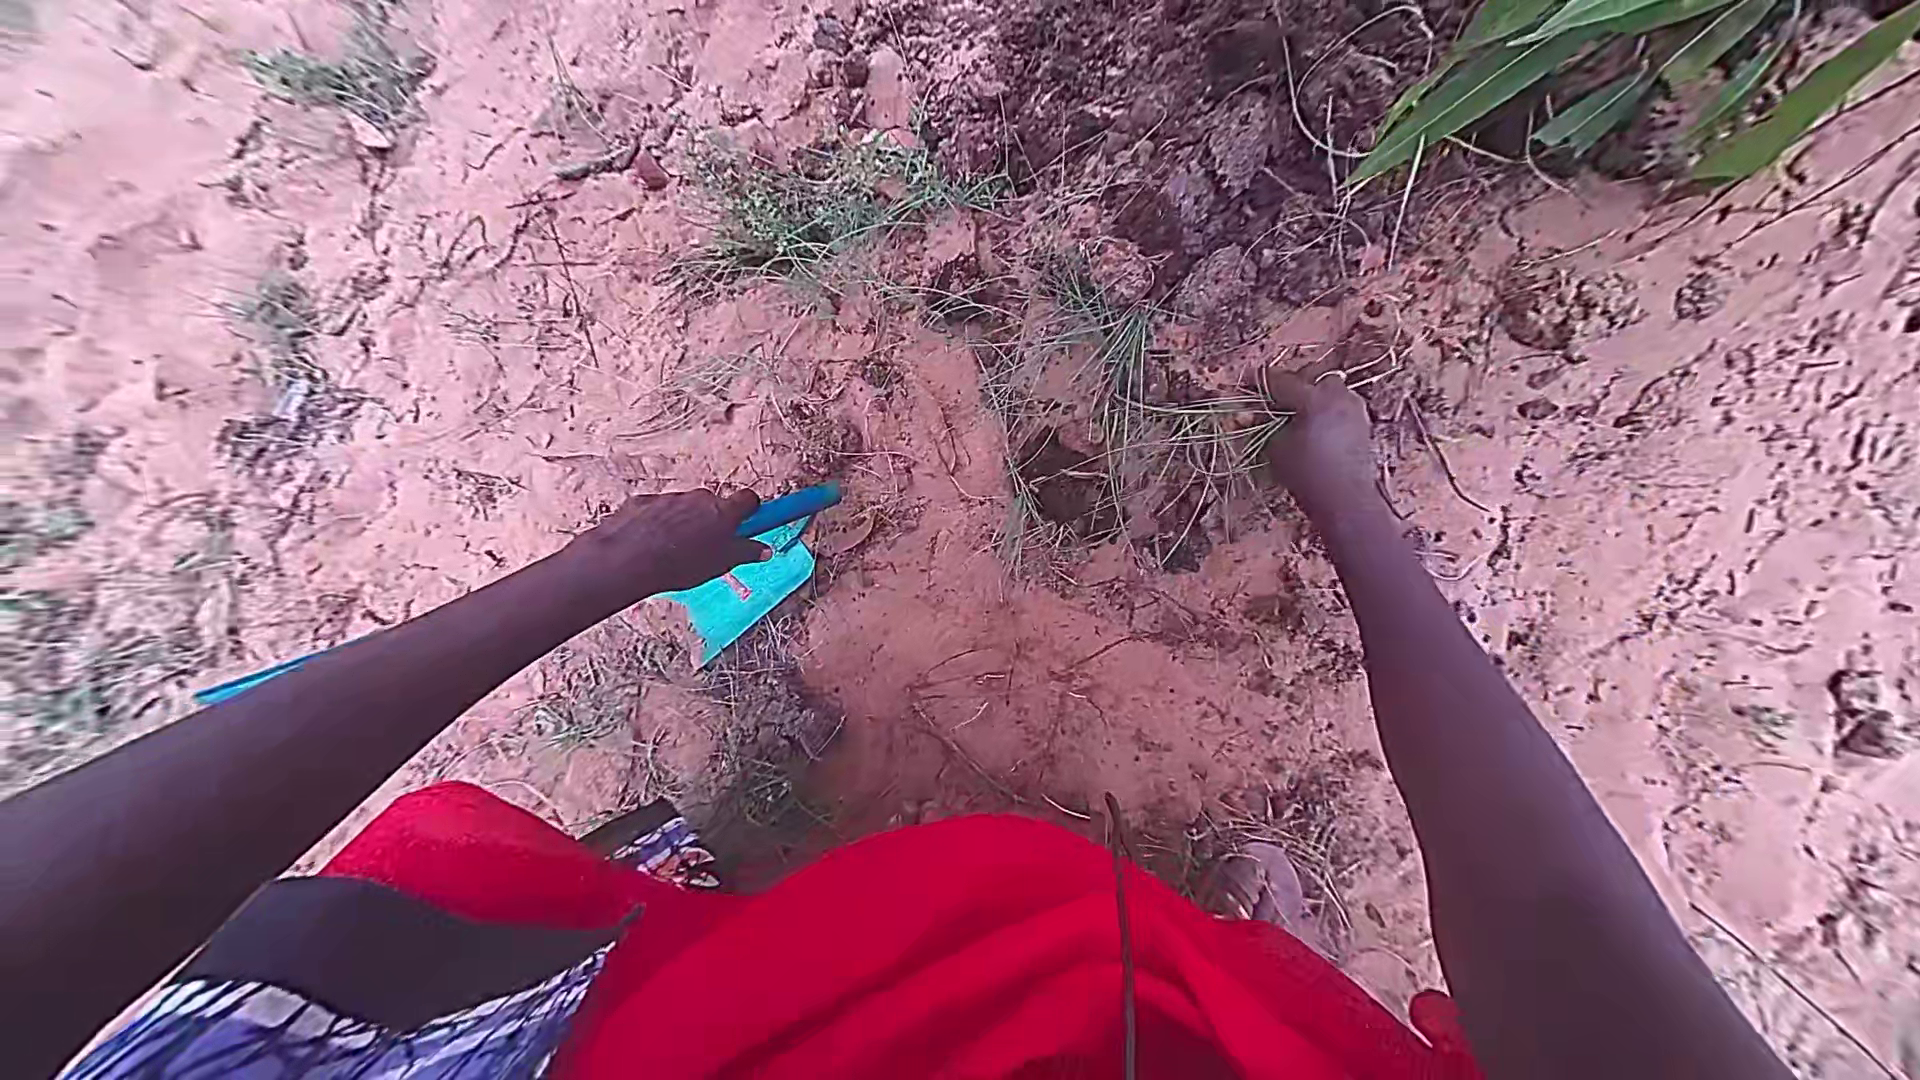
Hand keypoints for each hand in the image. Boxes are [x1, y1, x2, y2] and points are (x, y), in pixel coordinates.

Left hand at [565, 489, 770, 599]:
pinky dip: (659, 523)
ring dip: (685, 523)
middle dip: (714, 520)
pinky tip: (653, 545)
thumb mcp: (722, 563)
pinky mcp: (644, 502)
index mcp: (724, 511)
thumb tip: (764, 551)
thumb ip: (746, 553)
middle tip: (710, 545)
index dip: (751, 510)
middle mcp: (699, 498)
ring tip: (677, 552)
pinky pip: (658, 511)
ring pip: (685, 508)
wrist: (629, 558)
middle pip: (715, 504)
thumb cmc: (680, 563)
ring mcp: (670, 498)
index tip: (750, 520)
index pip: (749, 499)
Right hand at [1252, 358, 1379, 519]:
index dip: (1259, 381)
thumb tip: (1253, 413)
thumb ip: (1263, 424)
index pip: (1281, 381)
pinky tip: (1312, 426)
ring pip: (1328, 388)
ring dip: (1309, 395)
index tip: (1245, 383)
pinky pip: (1339, 404)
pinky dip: (1323, 408)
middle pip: (1310, 377)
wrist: (1345, 499)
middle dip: (1289, 384)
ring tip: (1293, 413)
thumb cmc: (1305, 474)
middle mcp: (1338, 396)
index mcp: (1314, 399)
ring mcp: (1355, 408)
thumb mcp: (1274, 447)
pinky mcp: (1362, 423)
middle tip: (1271, 400)